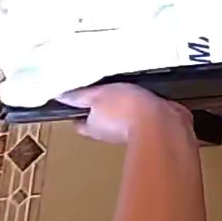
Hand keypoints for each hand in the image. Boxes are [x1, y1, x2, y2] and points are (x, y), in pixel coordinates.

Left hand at [57, 84, 194, 144]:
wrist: (161, 121)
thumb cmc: (126, 110)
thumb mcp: (98, 95)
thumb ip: (80, 96)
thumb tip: (60, 96)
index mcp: (92, 127)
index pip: (79, 121)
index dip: (77, 111)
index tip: (79, 98)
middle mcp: (110, 132)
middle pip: (101, 120)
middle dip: (103, 108)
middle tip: (106, 89)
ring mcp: (132, 130)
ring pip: (123, 117)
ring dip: (126, 107)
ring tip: (129, 88)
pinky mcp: (152, 125)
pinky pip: (144, 114)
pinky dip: (144, 106)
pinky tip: (148, 94)